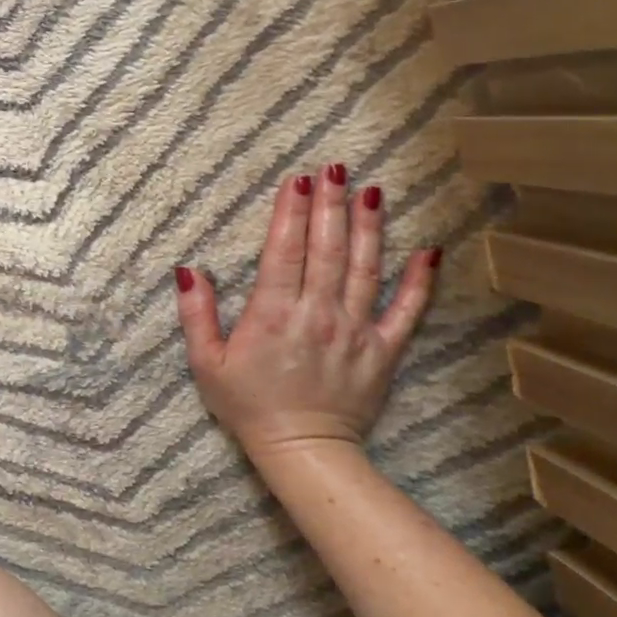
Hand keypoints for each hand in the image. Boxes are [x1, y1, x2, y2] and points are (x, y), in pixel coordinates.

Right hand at [174, 164, 440, 461]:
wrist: (302, 447)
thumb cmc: (245, 403)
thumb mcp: (205, 361)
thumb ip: (197, 314)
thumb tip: (189, 271)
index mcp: (273, 314)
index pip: (283, 252)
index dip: (290, 214)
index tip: (297, 182)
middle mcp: (318, 313)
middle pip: (326, 250)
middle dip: (330, 206)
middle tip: (335, 168)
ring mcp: (356, 329)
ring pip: (364, 268)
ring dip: (368, 227)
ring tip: (372, 190)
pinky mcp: (383, 349)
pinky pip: (406, 308)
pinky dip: (420, 278)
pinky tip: (428, 250)